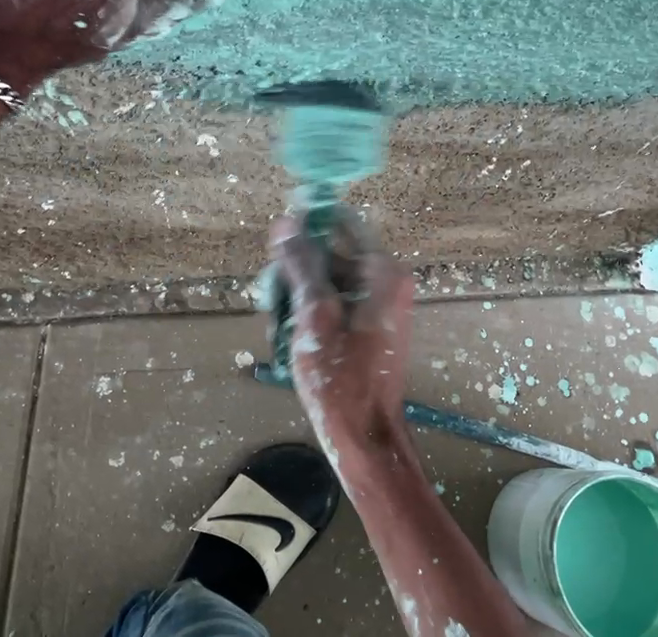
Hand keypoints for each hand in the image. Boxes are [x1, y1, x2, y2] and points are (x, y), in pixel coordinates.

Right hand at [269, 212, 415, 461]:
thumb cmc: (341, 378)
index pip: (343, 222)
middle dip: (295, 274)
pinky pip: (332, 305)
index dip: (309, 223)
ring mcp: (377, 305)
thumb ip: (301, 264)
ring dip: (296, 300)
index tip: (276, 239)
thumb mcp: (314, 315)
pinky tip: (289, 341)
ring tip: (279, 332)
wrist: (364, 437)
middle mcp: (385, 281)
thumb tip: (286, 220)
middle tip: (272, 303)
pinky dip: (308, 317)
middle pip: (329, 254)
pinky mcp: (366, 326)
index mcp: (382, 272)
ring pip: (324, 281)